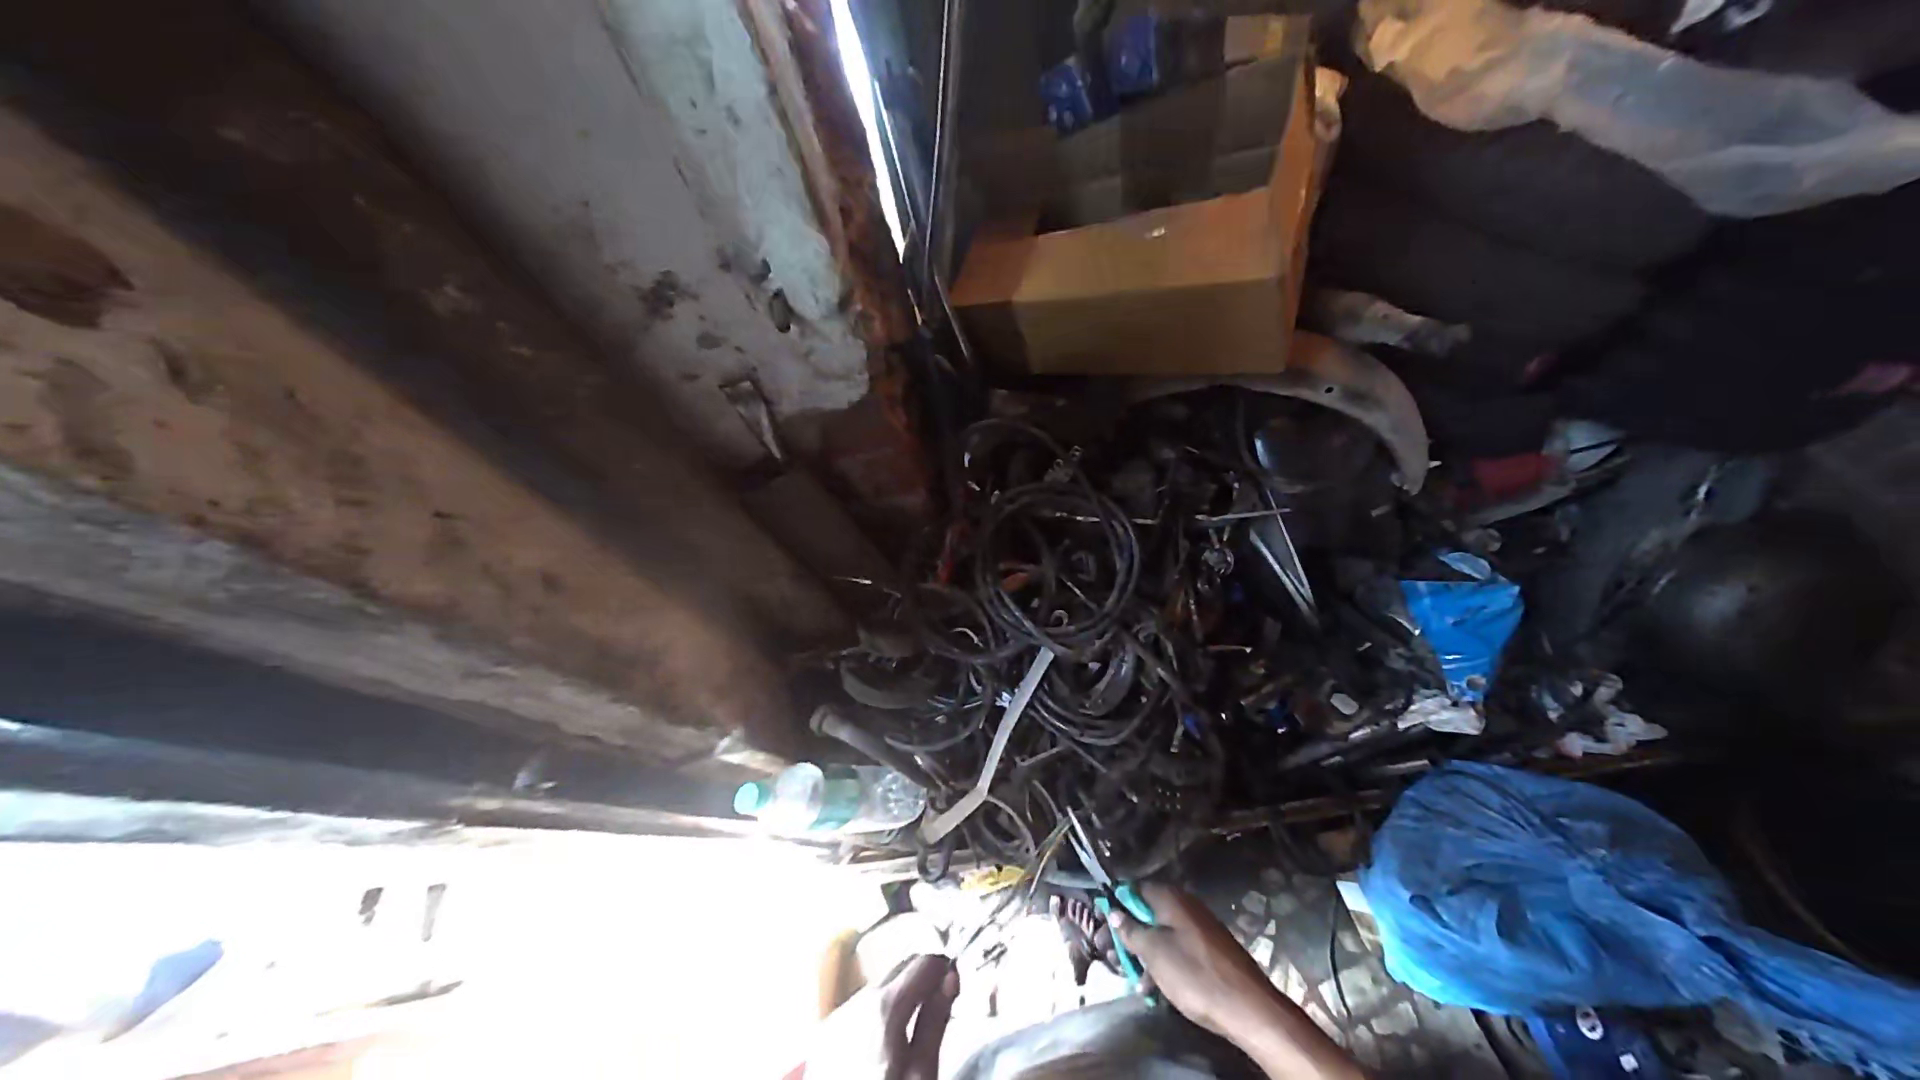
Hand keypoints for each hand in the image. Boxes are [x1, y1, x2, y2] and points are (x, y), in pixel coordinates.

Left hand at [807, 954, 958, 1079]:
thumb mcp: (922, 1075)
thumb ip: (936, 1020)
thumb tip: (951, 976)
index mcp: (885, 1007)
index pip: (923, 962)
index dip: (943, 970)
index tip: (953, 986)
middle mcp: (857, 1001)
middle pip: (898, 969)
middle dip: (921, 980)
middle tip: (938, 1008)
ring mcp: (836, 1018)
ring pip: (877, 987)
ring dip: (898, 995)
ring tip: (911, 1032)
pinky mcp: (823, 1036)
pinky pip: (857, 1009)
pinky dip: (875, 1014)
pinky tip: (881, 1046)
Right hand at [1106, 882, 1277, 1039]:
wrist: (1249, 1009)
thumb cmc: (1195, 975)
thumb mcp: (1154, 952)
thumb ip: (1131, 930)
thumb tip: (1114, 912)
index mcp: (1170, 898)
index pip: (1133, 890)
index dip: (1115, 906)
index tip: (1101, 927)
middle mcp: (1185, 906)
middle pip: (1146, 914)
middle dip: (1127, 936)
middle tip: (1112, 957)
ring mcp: (1199, 929)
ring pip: (1161, 935)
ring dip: (1143, 956)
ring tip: (1132, 981)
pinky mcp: (1209, 952)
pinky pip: (1177, 951)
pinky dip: (1163, 965)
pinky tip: (1155, 990)